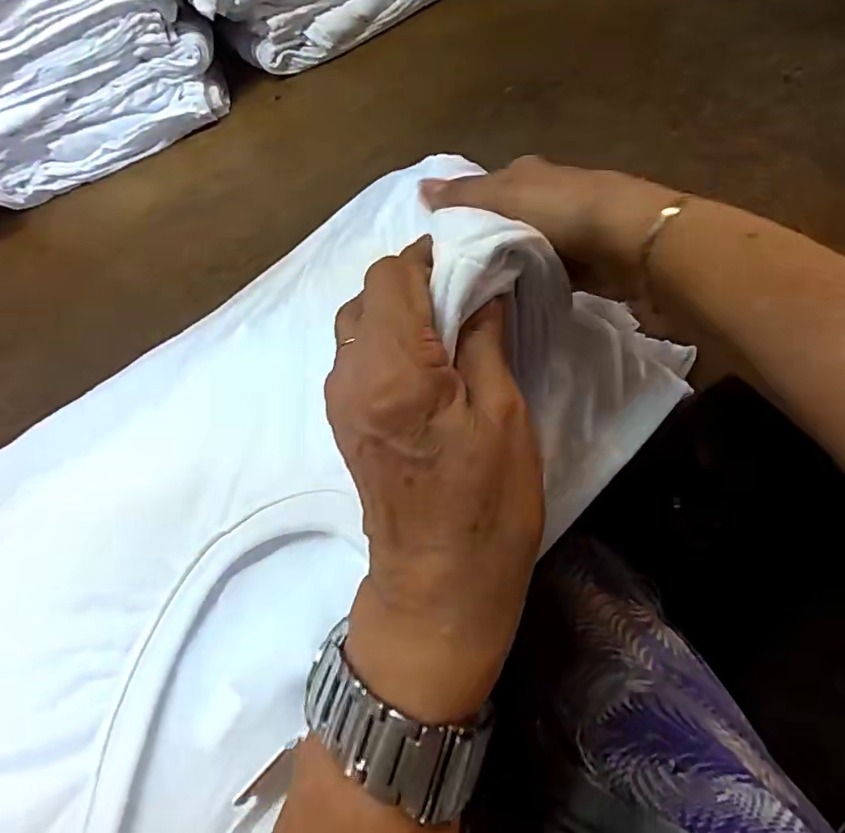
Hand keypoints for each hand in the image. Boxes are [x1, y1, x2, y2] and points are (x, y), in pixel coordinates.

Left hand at [325, 236, 543, 723]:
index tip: (472, 262)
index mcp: (393, 371)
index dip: (430, 258)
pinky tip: (428, 356)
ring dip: (400, 308)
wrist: (441, 587)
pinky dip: (388, 336)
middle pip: (368, 293)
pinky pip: (357, 352)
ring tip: (451, 324)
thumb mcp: (504, 413)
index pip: (391, 277)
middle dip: (416, 280)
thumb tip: (482, 286)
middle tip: (468, 293)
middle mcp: (351, 377)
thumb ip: (483, 340)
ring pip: (358, 320)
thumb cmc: (487, 502)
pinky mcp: (345, 419)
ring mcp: (341, 400)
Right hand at [422, 156, 686, 302]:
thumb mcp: (505, 197)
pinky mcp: (595, 264)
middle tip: (458, 276)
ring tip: (483, 294)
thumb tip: (420, 186)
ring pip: (536, 248)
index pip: (489, 188)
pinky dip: (544, 283)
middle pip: (513, 220)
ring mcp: (577, 230)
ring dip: (518, 264)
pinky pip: (559, 274)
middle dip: (491, 241)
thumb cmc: (564, 210)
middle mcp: (554, 196)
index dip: (466, 209)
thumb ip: (464, 196)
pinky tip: (523, 300)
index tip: (442, 241)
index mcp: (530, 174)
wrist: (634, 241)